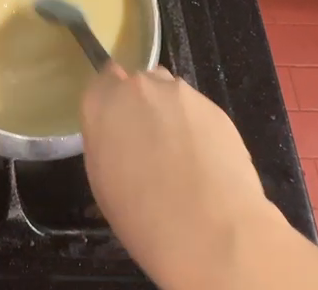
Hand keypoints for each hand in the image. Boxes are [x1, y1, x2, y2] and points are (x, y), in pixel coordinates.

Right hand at [81, 65, 317, 289]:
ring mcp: (180, 94)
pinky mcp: (215, 107)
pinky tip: (207, 163)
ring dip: (170, 112)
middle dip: (142, 104)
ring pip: (169, 92)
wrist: (215, 236)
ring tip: (183, 156)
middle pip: (136, 81)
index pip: (101, 80)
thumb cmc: (146, 219)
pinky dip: (198, 126)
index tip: (120, 127)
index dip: (112, 104)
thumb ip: (108, 139)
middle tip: (150, 144)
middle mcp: (139, 85)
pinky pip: (197, 108)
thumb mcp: (105, 178)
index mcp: (103, 102)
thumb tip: (120, 127)